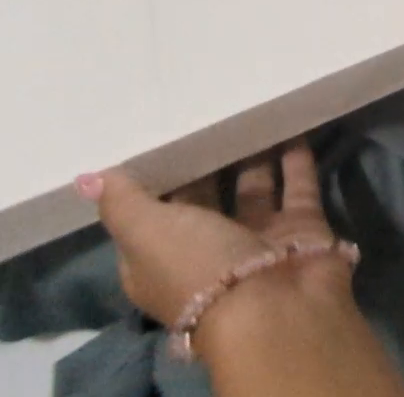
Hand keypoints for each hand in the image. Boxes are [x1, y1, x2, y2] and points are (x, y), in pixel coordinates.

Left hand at [75, 141, 350, 326]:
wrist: (273, 298)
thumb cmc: (198, 265)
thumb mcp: (148, 233)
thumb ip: (123, 202)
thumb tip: (91, 177)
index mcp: (160, 258)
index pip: (152, 214)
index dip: (156, 182)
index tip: (164, 144)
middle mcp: (208, 247)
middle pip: (207, 199)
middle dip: (211, 165)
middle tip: (217, 121)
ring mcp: (259, 234)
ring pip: (255, 188)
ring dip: (257, 156)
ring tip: (257, 116)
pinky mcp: (301, 223)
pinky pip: (299, 184)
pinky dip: (298, 158)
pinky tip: (297, 127)